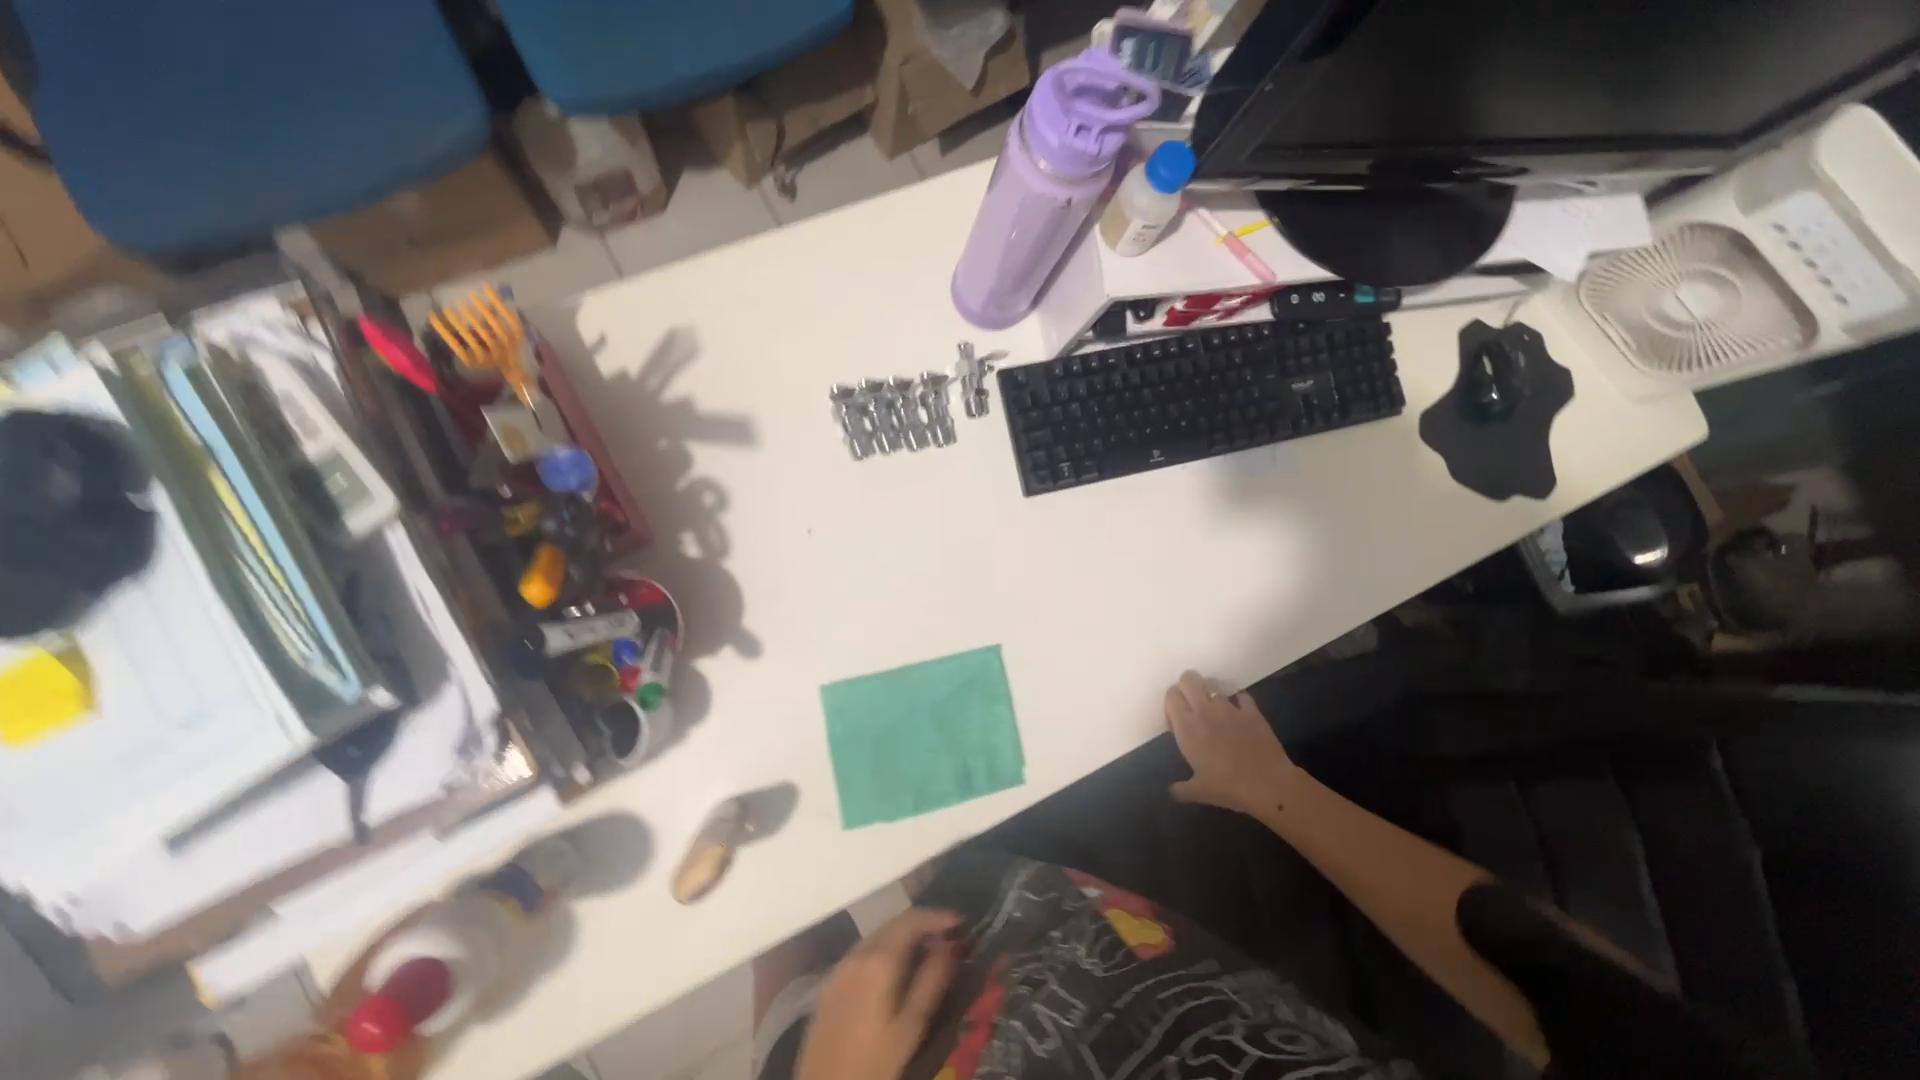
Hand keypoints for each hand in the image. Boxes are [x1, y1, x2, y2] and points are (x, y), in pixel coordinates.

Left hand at [796, 908, 961, 1079]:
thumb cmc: (874, 1062)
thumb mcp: (911, 1026)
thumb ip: (931, 981)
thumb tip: (948, 947)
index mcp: (878, 962)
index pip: (910, 920)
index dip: (937, 916)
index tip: (959, 922)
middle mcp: (856, 955)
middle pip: (892, 923)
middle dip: (921, 924)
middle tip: (947, 936)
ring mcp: (839, 967)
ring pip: (876, 936)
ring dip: (902, 935)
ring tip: (926, 950)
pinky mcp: (829, 982)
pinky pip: (861, 952)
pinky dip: (883, 949)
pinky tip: (895, 968)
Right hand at [1164, 670, 1300, 815]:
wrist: (1267, 784)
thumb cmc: (1227, 787)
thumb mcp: (1198, 792)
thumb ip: (1180, 789)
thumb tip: (1172, 791)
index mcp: (1187, 728)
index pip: (1171, 696)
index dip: (1172, 703)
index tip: (1177, 720)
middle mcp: (1205, 711)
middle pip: (1189, 678)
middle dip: (1188, 686)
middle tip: (1193, 705)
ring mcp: (1230, 708)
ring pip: (1215, 685)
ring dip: (1212, 693)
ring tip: (1217, 711)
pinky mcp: (1252, 711)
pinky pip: (1242, 695)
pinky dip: (1239, 700)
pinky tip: (1241, 713)